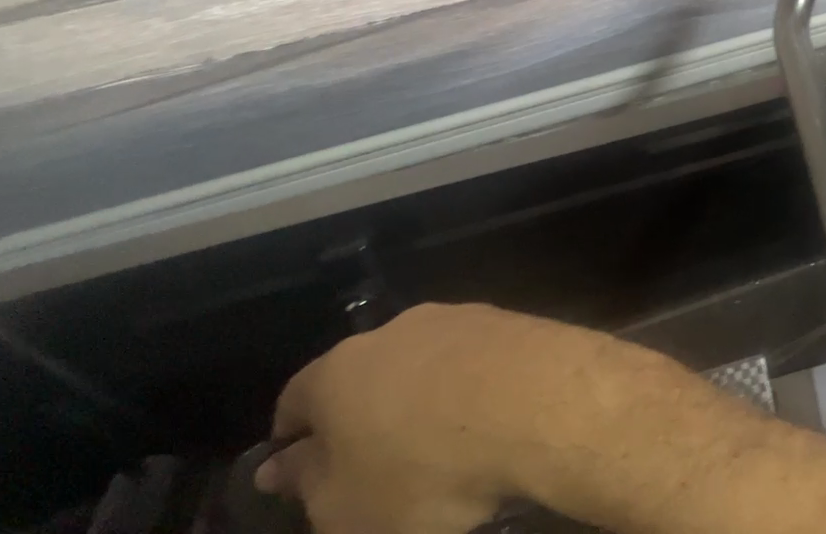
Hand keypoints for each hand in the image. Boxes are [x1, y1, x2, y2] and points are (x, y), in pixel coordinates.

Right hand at [254, 303, 640, 533]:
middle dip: (369, 413)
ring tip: (444, 443)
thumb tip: (281, 465)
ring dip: (429, 398)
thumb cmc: (427, 467)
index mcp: (340, 369)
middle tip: (379, 458)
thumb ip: (308, 484)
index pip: (298, 397)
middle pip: (369, 373)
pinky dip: (480, 389)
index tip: (301, 466)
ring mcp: (465, 319)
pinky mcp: (518, 322)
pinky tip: (493, 420)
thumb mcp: (346, 507)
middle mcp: (400, 329)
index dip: (295, 435)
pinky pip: (483, 362)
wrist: (544, 403)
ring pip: (431, 363)